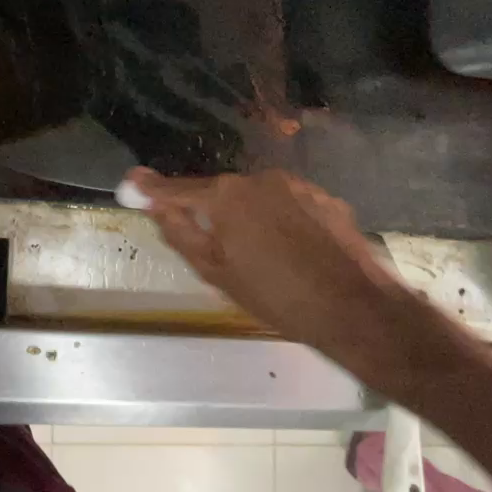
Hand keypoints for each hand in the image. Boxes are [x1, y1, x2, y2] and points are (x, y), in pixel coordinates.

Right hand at [125, 168, 459, 376]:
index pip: (175, 188)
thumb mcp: (213, 270)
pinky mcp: (326, 200)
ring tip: (250, 250)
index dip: (150, 189)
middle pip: (216, 191)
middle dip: (204, 208)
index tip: (130, 184)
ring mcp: (296, 187)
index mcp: (225, 195)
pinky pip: (284, 205)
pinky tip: (284, 249)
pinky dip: (274, 220)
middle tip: (201, 238)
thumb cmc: (276, 295)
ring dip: (242, 215)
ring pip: (252, 197)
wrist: (360, 311)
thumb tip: (153, 204)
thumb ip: (178, 230)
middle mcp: (258, 180)